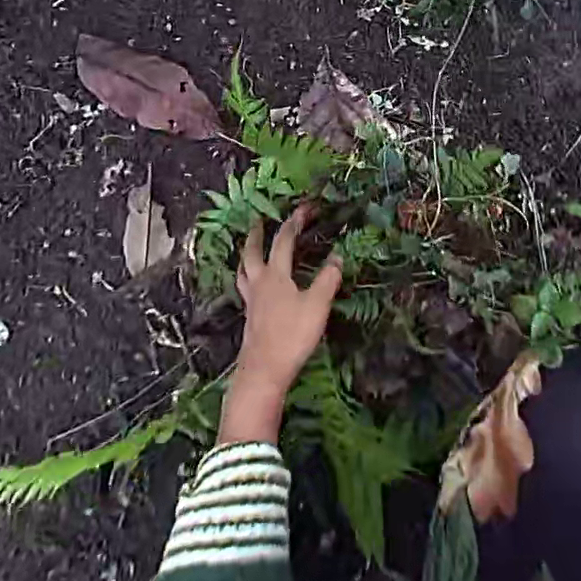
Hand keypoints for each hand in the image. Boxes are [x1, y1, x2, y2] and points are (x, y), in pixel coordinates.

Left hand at [219, 202, 341, 443]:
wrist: (263, 372)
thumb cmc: (291, 335)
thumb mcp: (317, 305)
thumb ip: (328, 279)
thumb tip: (337, 257)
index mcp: (275, 275)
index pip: (284, 241)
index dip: (294, 222)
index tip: (304, 208)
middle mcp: (259, 283)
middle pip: (252, 252)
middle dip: (257, 234)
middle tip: (258, 220)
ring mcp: (251, 301)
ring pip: (244, 270)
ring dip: (247, 255)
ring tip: (249, 249)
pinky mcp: (250, 318)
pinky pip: (245, 288)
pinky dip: (248, 277)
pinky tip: (254, 285)